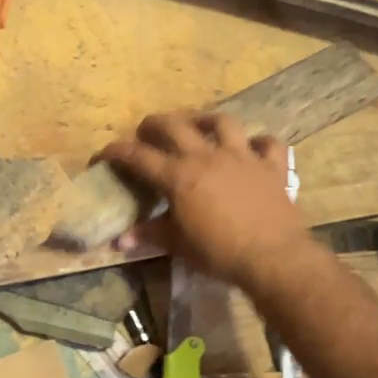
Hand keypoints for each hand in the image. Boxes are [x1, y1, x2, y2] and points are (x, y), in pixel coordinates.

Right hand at [97, 111, 314, 290]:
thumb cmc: (219, 252)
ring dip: (206, 119)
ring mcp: (242, 158)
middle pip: (174, 125)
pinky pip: (269, 144)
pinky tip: (253, 148)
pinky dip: (260, 143)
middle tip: (146, 130)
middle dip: (154, 123)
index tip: (103, 154)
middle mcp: (207, 157)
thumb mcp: (178, 245)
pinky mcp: (271, 167)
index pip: (138, 156)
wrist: (274, 258)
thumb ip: (149, 234)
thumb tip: (120, 240)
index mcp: (178, 175)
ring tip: (198, 125)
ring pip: (222, 122)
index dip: (116, 152)